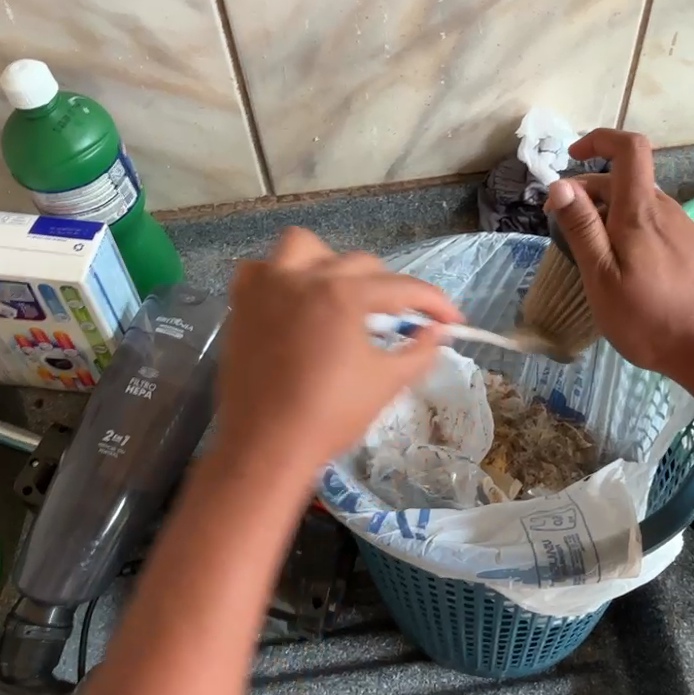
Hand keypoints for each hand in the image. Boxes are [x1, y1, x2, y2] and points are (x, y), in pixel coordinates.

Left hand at [214, 228, 462, 478]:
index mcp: (343, 294)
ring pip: (303, 247)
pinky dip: (279, 276)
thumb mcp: (386, 382)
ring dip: (329, 263)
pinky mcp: (241, 304)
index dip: (433, 302)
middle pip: (359, 264)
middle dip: (387, 289)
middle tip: (399, 320)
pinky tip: (292, 300)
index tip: (451, 319)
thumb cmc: (330, 416)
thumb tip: (437, 331)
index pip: (402, 287)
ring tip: (340, 294)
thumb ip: (420, 351)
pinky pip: (260, 269)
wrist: (266, 447)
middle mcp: (304, 277)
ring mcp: (267, 287)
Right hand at [544, 129, 693, 376]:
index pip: (630, 148)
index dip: (600, 140)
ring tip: (591, 255)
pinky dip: (628, 230)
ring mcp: (684, 229)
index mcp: (641, 212)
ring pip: (638, 204)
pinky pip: (654, 224)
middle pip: (626, 180)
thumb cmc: (650, 318)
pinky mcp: (693, 250)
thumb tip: (560, 183)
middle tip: (563, 229)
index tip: (571, 158)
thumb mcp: (602, 277)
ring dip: (608, 214)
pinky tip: (624, 269)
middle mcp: (667, 210)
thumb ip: (582, 228)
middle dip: (589, 190)